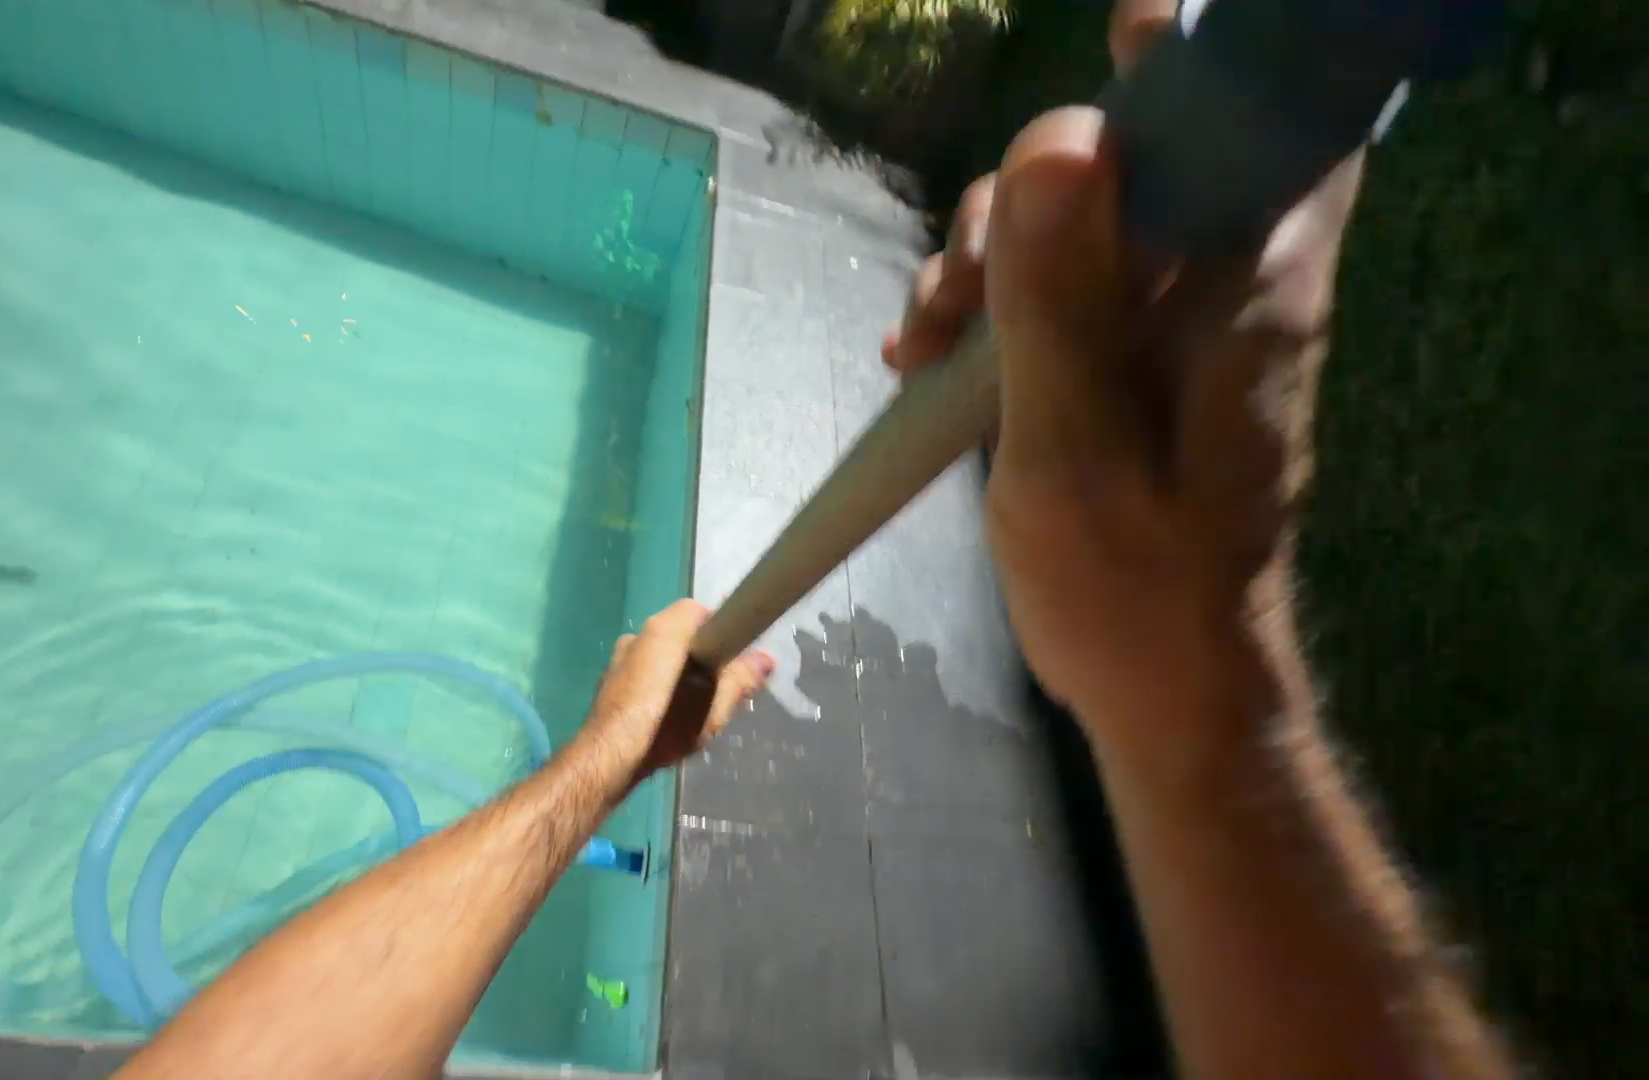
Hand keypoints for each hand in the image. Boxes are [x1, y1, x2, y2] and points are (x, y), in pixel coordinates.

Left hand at [578, 599, 774, 777]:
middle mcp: (638, 634)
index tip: (733, 657)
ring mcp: (619, 657)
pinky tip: (665, 715)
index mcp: (664, 628)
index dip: (719, 630)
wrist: (609, 756)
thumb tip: (766, 658)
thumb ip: (741, 678)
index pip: (698, 610)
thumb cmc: (667, 723)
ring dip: (678, 671)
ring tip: (693, 705)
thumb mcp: (715, 705)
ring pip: (659, 654)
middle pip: (678, 633)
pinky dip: (657, 685)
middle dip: (700, 655)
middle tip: (719, 686)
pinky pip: (642, 673)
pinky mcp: (608, 682)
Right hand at [885, 0, 1362, 751]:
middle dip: (1019, 205)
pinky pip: (1037, 302)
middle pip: (1122, 174)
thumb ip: (1061, 301)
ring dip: (976, 270)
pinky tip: (917, 360)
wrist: (1151, 672)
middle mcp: (1207, 291)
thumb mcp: (1072, 446)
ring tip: (918, 348)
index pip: (1263, 115)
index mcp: (1240, 289)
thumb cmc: (1126, 579)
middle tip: (951, 297)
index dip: (1204, 55)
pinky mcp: (1104, 371)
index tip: (1125, 27)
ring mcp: (1149, 333)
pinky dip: (975, 316)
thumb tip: (1056, 144)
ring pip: (1061, 240)